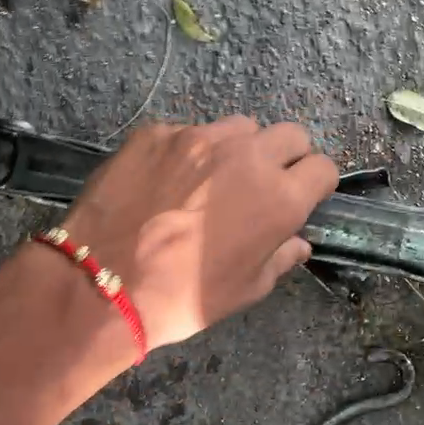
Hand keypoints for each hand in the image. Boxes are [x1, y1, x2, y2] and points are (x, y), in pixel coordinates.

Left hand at [57, 118, 338, 347]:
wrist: (100, 284)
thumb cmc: (182, 298)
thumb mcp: (246, 290)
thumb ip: (280, 258)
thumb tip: (297, 242)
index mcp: (279, 198)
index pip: (323, 168)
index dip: (315, 184)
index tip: (301, 197)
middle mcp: (247, 157)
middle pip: (290, 134)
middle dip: (287, 156)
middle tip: (263, 184)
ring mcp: (199, 138)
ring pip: (240, 127)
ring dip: (240, 148)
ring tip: (214, 178)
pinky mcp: (157, 133)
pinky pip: (189, 132)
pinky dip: (190, 152)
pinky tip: (168, 180)